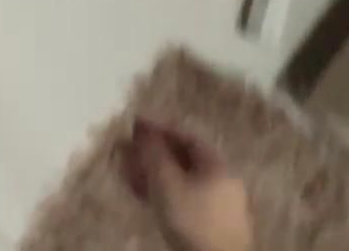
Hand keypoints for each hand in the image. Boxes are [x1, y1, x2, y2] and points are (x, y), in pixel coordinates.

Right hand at [122, 120, 252, 250]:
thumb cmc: (189, 215)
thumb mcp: (164, 177)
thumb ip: (152, 149)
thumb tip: (141, 125)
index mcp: (218, 167)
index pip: (186, 137)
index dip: (158, 130)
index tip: (133, 129)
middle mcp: (223, 183)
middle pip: (182, 159)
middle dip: (150, 154)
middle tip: (125, 152)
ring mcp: (220, 206)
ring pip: (180, 180)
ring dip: (152, 173)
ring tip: (127, 174)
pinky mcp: (211, 224)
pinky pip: (183, 197)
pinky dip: (162, 191)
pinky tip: (141, 194)